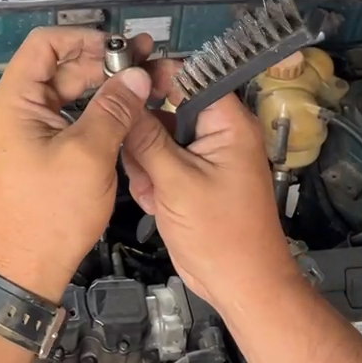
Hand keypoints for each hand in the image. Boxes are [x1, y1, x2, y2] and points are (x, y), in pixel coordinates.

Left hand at [0, 28, 153, 300]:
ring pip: (66, 94)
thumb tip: (137, 75)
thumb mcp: (88, 155)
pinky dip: (94, 112)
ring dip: (102, 87)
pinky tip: (125, 113)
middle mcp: (13, 110)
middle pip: (58, 68)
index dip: (83, 38)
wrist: (23, 273)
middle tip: (145, 63)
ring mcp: (24, 132)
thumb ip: (114, 109)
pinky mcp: (37, 151)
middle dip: (101, 63)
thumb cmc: (49, 215)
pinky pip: (66, 118)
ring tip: (143, 85)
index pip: (43, 44)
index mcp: (12, 101)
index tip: (120, 47)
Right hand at [120, 79, 298, 314]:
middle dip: (144, 136)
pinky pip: (159, 162)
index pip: (189, 77)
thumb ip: (145, 138)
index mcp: (228, 123)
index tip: (122, 84)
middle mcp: (217, 133)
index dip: (155, 77)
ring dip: (145, 163)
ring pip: (155, 137)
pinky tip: (156, 202)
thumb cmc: (223, 236)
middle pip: (165, 109)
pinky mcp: (191, 176)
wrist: (239, 285)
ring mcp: (202, 156)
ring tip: (152, 191)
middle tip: (138, 160)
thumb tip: (124, 97)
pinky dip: (151, 180)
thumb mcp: (176, 182)